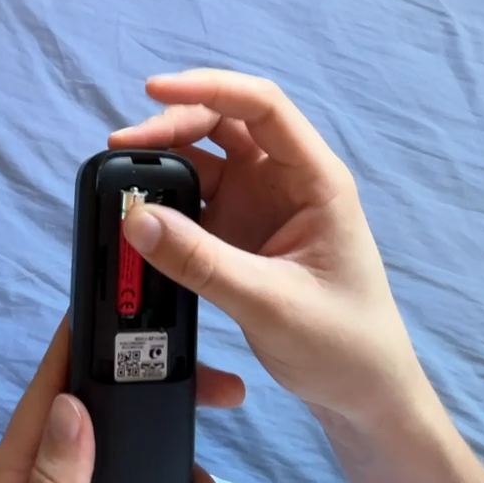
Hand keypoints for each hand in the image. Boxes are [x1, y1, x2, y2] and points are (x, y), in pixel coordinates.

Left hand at [0, 319, 235, 482]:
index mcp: (20, 463)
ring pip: (137, 455)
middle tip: (222, 387)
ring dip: (180, 457)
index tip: (138, 304)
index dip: (90, 335)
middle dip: (161, 391)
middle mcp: (49, 473)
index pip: (55, 378)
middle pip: (109, 409)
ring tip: (213, 471)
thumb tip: (72, 404)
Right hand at [109, 69, 431, 425]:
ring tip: (123, 173)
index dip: (210, 87)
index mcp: (313, 177)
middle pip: (223, 121)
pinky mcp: (235, 226)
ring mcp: (257, 200)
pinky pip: (192, 192)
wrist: (361, 395)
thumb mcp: (271, 304)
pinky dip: (163, 192)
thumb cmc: (343, 344)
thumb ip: (201, 262)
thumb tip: (136, 218)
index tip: (155, 89)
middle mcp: (282, 177)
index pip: (262, 106)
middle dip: (173, 122)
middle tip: (124, 143)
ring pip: (203, 153)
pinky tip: (140, 205)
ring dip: (163, 155)